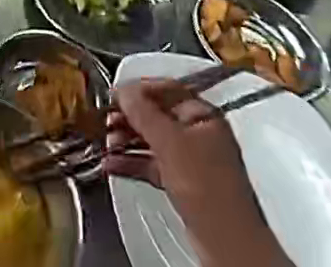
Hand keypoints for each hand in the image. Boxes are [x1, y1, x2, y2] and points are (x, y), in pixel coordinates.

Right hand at [102, 79, 290, 266]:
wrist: (225, 241)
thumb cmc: (209, 188)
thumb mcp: (171, 143)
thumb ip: (145, 114)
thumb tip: (125, 91)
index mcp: (203, 115)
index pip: (168, 90)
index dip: (140, 89)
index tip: (116, 92)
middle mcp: (198, 133)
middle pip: (158, 115)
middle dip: (130, 116)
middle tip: (107, 117)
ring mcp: (191, 160)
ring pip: (153, 141)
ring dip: (127, 139)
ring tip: (106, 140)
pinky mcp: (183, 184)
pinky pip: (152, 164)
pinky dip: (132, 162)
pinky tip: (112, 164)